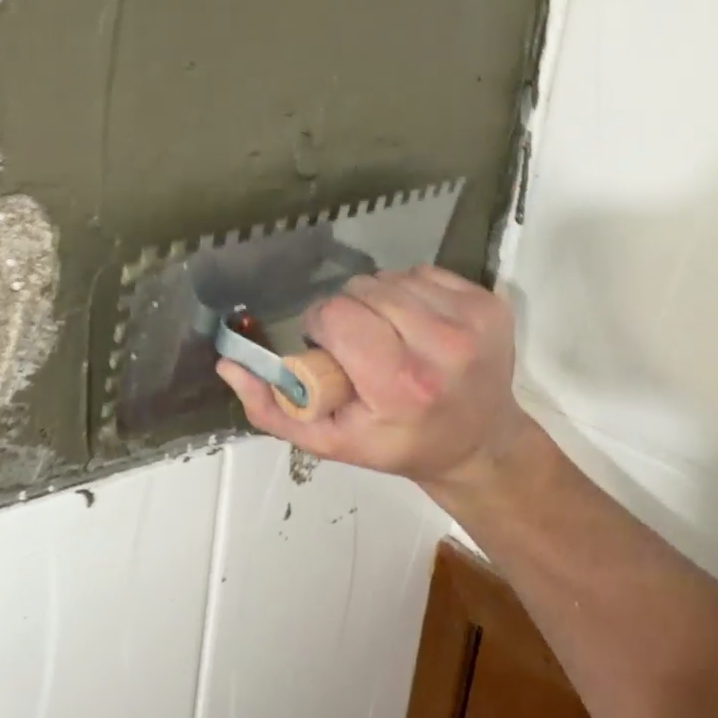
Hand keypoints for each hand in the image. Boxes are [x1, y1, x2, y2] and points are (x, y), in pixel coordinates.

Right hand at [217, 265, 529, 493]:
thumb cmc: (399, 444)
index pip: (338, 315)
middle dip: (348, 312)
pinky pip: (421, 273)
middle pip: (361, 290)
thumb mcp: (330, 441)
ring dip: (377, 301)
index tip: (328, 348)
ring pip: (390, 278)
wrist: (480, 443)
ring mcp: (471, 320)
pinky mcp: (489, 302)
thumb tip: (228, 365)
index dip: (322, 327)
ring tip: (387, 335)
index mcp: (401, 384)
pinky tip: (415, 325)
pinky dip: (408, 293)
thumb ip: (272, 407)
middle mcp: (443, 346)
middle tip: (358, 345)